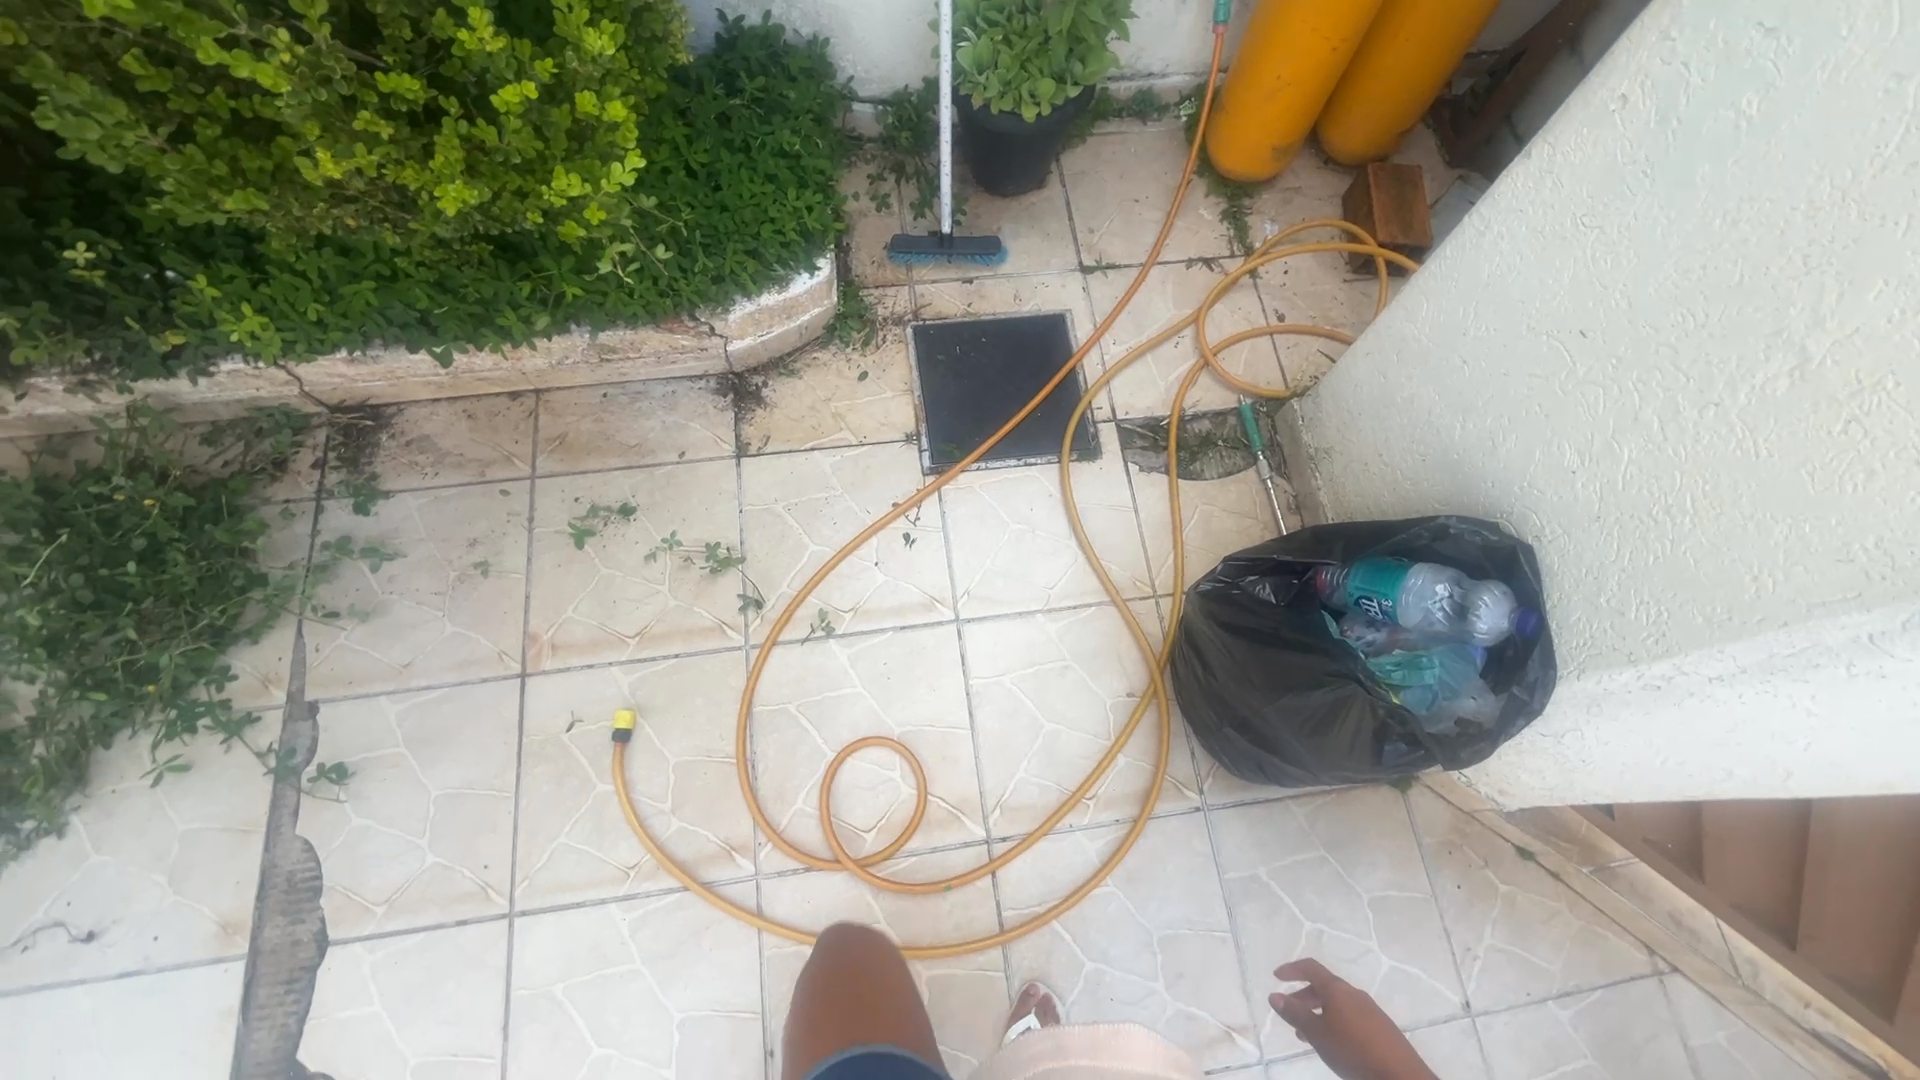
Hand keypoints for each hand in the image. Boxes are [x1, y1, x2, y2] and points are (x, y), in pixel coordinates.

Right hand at [1269, 959, 1436, 1079]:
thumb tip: (1274, 995)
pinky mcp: (1382, 1028)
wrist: (1402, 1078)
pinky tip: (1335, 1043)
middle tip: (1291, 1013)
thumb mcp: (1317, 1034)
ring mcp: (1371, 1010)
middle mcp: (1354, 994)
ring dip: (1319, 1013)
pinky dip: (1335, 1022)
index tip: (1277, 977)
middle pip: (1324, 986)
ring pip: (1338, 1004)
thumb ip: (1295, 1014)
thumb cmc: (1353, 1051)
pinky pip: (1351, 1016)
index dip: (1292, 969)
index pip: (1310, 967)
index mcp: (1337, 989)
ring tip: (1308, 1035)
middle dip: (1304, 997)